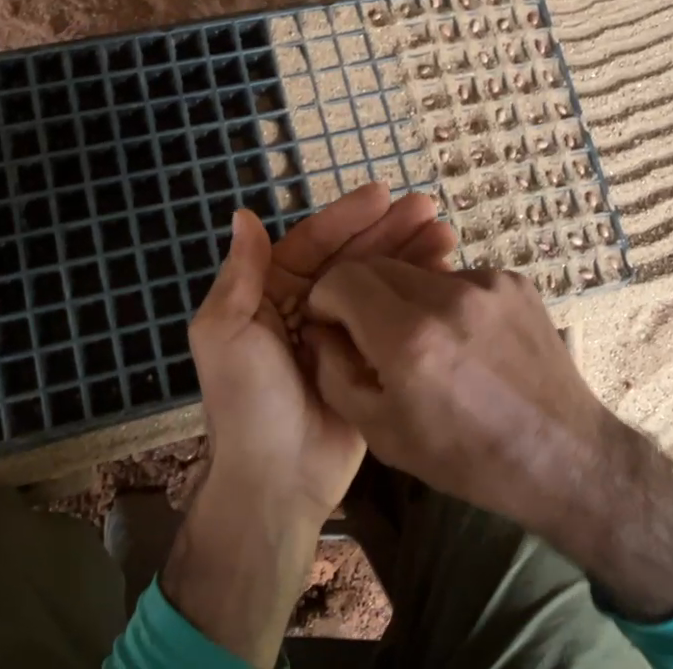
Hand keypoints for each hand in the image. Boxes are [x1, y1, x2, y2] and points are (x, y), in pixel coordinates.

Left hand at [189, 183, 455, 519]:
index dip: (346, 217)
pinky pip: (391, 322)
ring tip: (447, 235)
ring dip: (407, 257)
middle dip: (388, 231)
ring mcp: (342, 336)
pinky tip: (443, 278)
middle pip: (351, 258)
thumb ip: (240, 274)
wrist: (276, 479)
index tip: (385, 193)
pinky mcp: (369, 364)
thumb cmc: (247, 400)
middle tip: (430, 209)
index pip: (312, 243)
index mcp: (269, 294)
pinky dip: (414, 299)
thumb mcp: (226, 333)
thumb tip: (244, 214)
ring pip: (376, 285)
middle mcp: (307, 307)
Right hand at [301, 260, 672, 620]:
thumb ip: (335, 374)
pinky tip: (465, 342)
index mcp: (408, 339)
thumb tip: (320, 331)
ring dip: (404, 298)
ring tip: (425, 343)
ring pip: (417, 271)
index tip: (331, 324)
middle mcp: (446, 297)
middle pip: (376, 265)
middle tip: (369, 333)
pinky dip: (446, 303)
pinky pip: (457, 278)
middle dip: (360, 294)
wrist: (565, 456)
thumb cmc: (466, 458)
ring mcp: (486, 283)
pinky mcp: (514, 281)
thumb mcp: (382, 434)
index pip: (341, 278)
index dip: (325, 299)